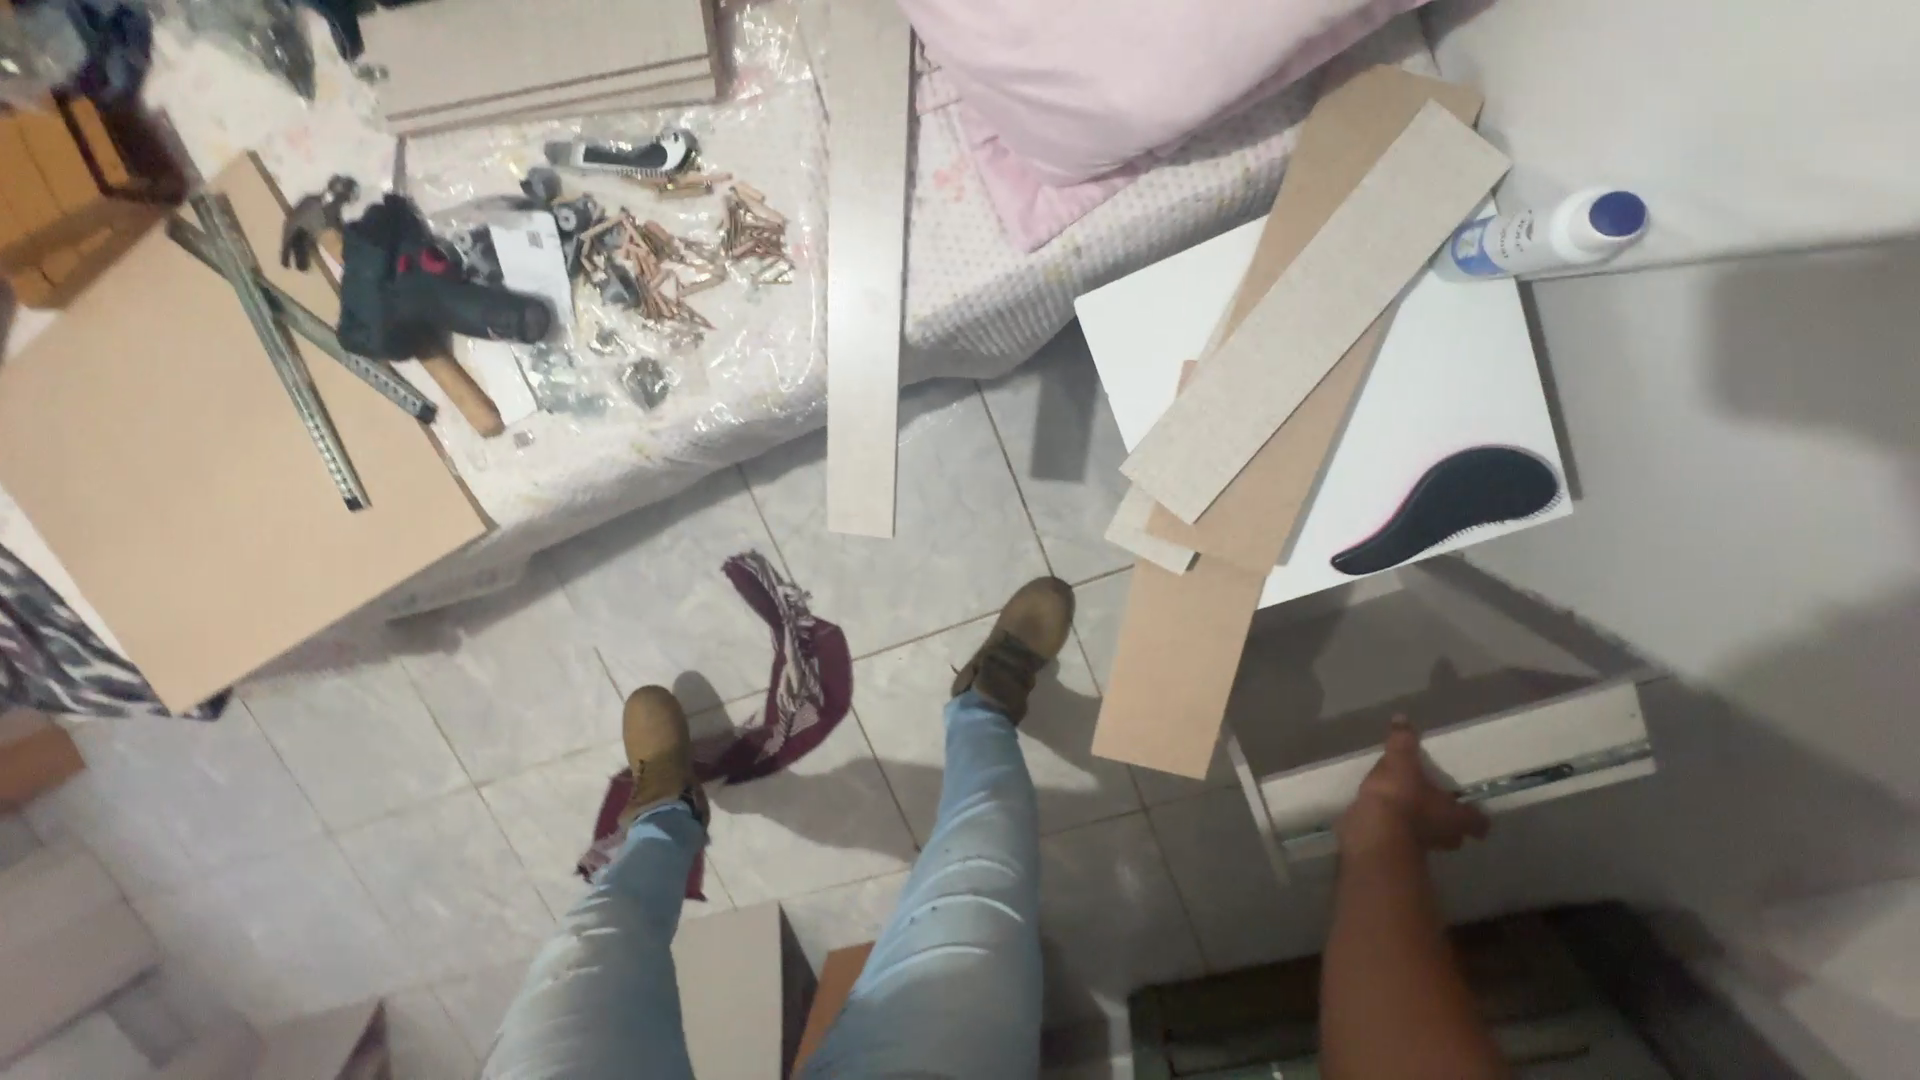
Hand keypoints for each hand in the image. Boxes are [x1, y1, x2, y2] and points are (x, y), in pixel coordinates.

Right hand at [1336, 719, 1489, 854]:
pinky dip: (1396, 828)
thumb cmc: (1400, 797)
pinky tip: (1384, 815)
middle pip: (1455, 833)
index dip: (1476, 816)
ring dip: (1422, 826)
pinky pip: (1401, 837)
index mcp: (1455, 815)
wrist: (1372, 832)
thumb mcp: (1401, 762)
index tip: (1473, 810)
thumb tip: (1402, 718)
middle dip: (1448, 822)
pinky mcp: (1395, 849)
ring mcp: (1421, 846)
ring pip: (1429, 837)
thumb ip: (1403, 742)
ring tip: (1408, 809)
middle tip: (1439, 807)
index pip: (1478, 821)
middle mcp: (1444, 834)